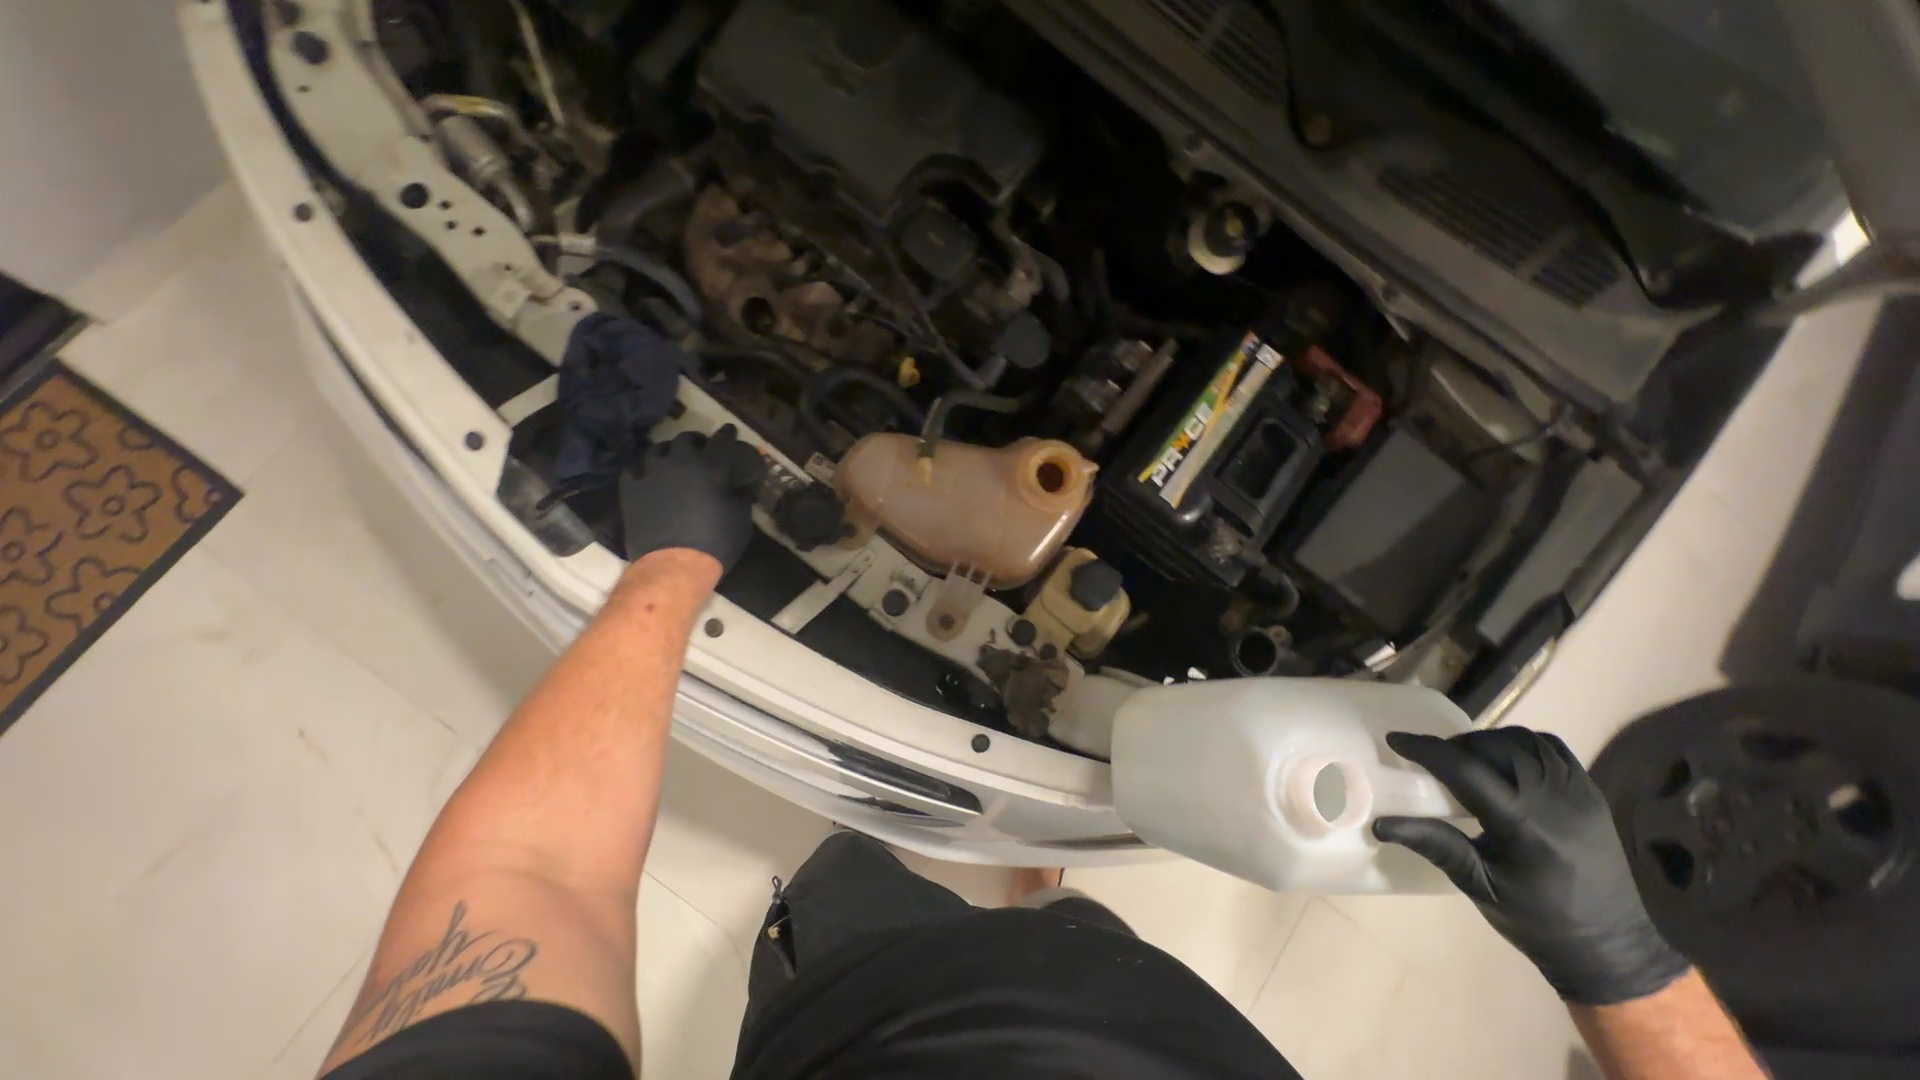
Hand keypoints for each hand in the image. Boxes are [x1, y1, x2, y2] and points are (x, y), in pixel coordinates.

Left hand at [619, 424, 766, 572]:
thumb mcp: (741, 520)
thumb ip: (741, 498)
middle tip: (700, 446)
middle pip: (686, 439)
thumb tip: (742, 487)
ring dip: (667, 451)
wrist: (675, 564)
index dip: (727, 434)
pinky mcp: (631, 490)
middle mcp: (680, 462)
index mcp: (711, 468)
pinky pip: (633, 470)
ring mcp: (652, 474)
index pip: (721, 441)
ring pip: (657, 450)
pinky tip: (646, 474)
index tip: (729, 430)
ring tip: (671, 457)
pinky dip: (641, 470)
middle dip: (695, 440)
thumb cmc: (716, 543)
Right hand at [1373, 727, 1691, 1005]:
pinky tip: (1505, 761)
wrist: (1610, 945)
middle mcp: (1554, 799)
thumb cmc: (1537, 921)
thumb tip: (1381, 824)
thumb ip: (1435, 845)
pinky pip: (1552, 748)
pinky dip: (1521, 744)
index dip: (1426, 750)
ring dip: (1488, 741)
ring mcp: (1578, 792)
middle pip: (1494, 747)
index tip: (1395, 740)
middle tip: (1432, 759)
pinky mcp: (1591, 792)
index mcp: (1523, 825)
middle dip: (1456, 745)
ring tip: (1467, 759)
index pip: (1465, 769)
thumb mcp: (1479, 886)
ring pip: (1523, 741)